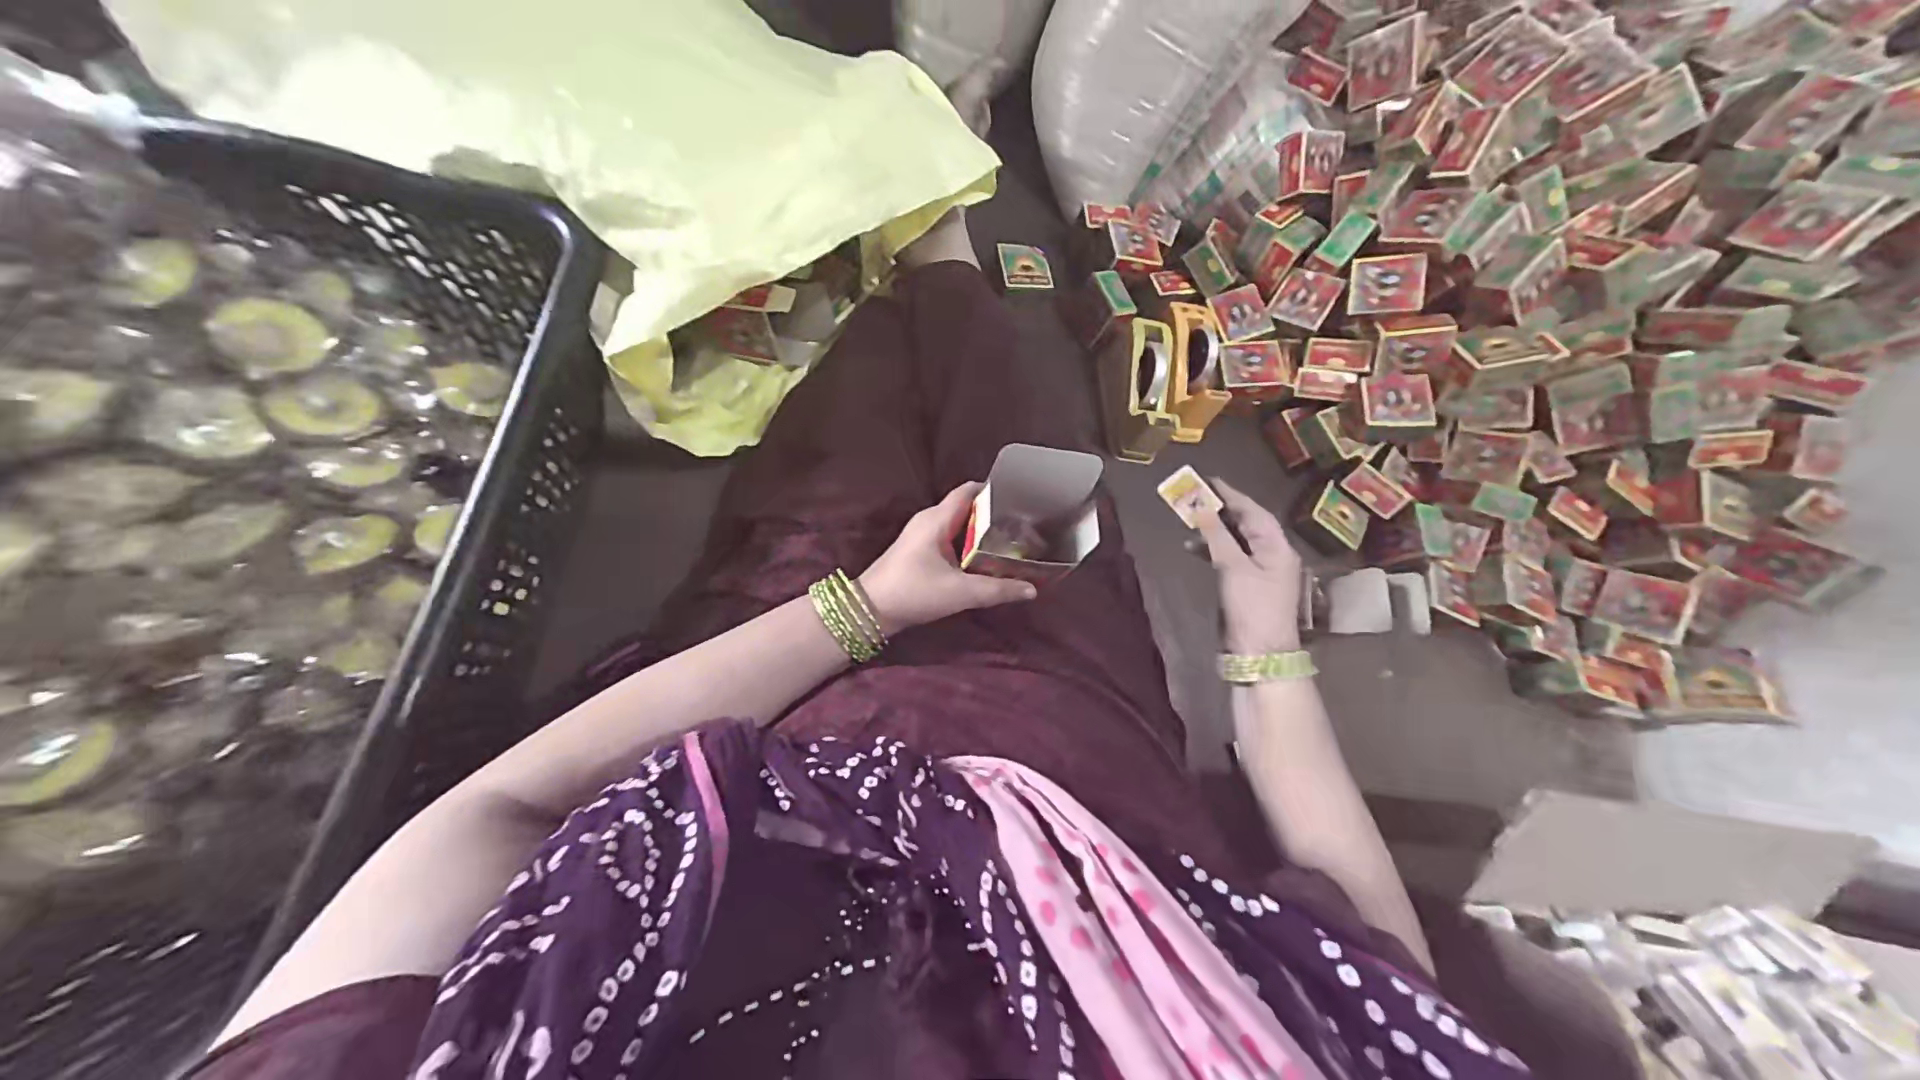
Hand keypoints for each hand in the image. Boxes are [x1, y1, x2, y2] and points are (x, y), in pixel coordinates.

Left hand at [860, 482, 1037, 634]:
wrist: (869, 611)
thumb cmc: (912, 593)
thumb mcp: (960, 593)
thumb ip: (998, 590)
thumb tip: (1031, 590)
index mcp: (936, 519)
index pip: (969, 490)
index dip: (994, 491)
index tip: (1020, 500)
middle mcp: (928, 521)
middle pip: (967, 508)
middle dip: (993, 516)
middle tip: (1022, 526)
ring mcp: (921, 536)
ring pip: (958, 526)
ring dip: (981, 533)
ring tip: (1010, 543)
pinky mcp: (918, 552)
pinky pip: (949, 539)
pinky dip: (967, 545)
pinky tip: (984, 561)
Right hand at [1194, 478, 1304, 653]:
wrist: (1260, 653)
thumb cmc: (1251, 607)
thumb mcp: (1233, 568)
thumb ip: (1217, 535)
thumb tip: (1201, 508)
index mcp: (1278, 546)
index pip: (1253, 511)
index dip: (1230, 495)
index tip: (1208, 480)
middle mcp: (1273, 554)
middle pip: (1247, 523)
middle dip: (1221, 510)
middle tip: (1194, 497)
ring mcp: (1261, 570)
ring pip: (1237, 540)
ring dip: (1214, 530)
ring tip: (1190, 522)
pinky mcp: (1248, 584)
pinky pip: (1231, 556)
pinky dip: (1214, 549)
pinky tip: (1194, 548)